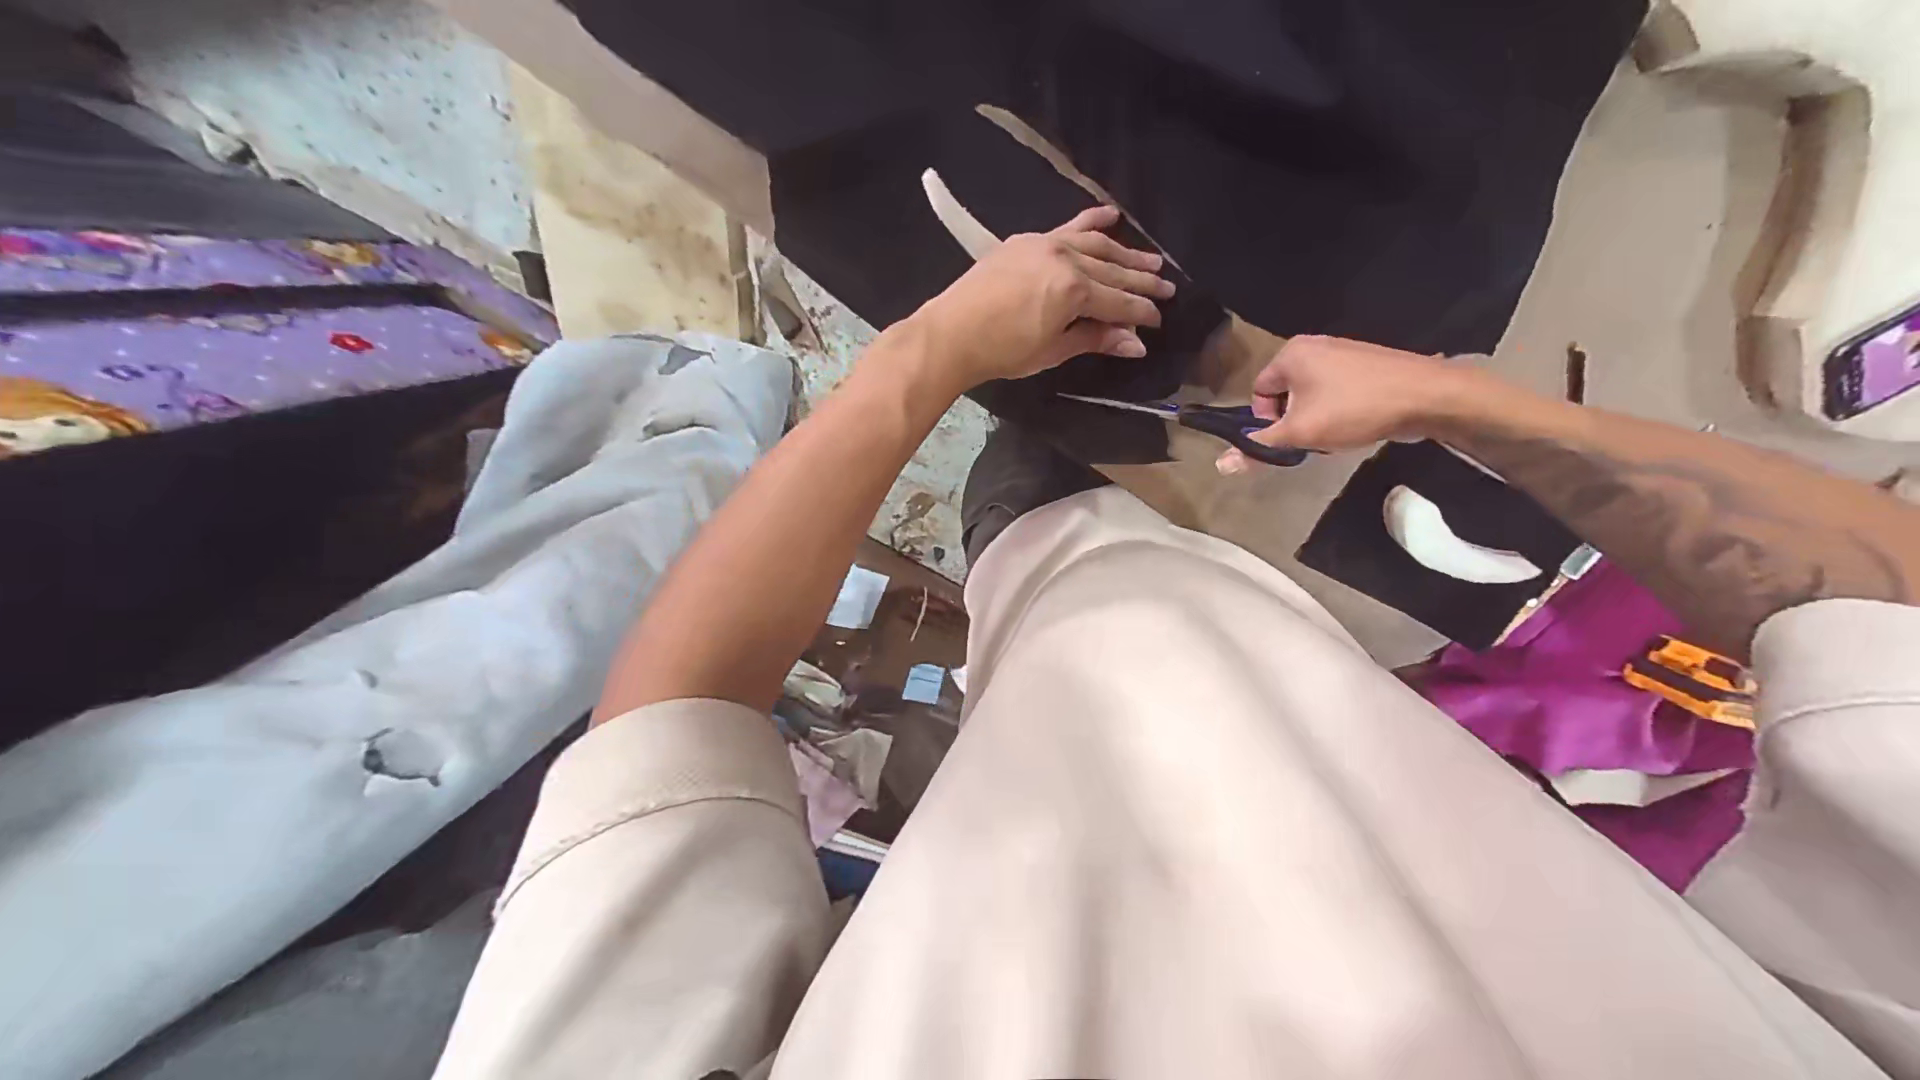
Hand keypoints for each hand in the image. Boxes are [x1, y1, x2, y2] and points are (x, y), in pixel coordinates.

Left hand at [893, 205, 1172, 391]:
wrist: (952, 332)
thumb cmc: (1002, 351)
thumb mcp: (1052, 351)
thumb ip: (1094, 340)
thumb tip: (1135, 344)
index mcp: (1074, 290)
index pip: (1119, 301)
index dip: (1141, 313)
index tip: (1158, 321)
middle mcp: (1065, 259)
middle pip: (1113, 270)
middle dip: (1141, 281)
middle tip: (1167, 287)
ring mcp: (1045, 244)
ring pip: (1095, 245)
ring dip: (1125, 252)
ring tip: (1151, 259)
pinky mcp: (1026, 240)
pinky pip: (1067, 227)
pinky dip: (1090, 221)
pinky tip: (1111, 215)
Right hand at [1215, 334, 1491, 472]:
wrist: (1428, 397)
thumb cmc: (1354, 410)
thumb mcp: (1299, 433)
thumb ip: (1259, 447)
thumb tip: (1221, 465)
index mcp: (1291, 354)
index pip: (1258, 392)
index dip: (1267, 421)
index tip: (1290, 437)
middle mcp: (1313, 345)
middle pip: (1284, 394)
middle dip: (1294, 420)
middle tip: (1313, 437)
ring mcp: (1343, 351)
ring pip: (1311, 394)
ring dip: (1316, 417)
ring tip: (1337, 431)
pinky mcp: (1367, 362)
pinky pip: (1336, 390)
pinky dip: (1339, 409)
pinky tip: (1357, 421)